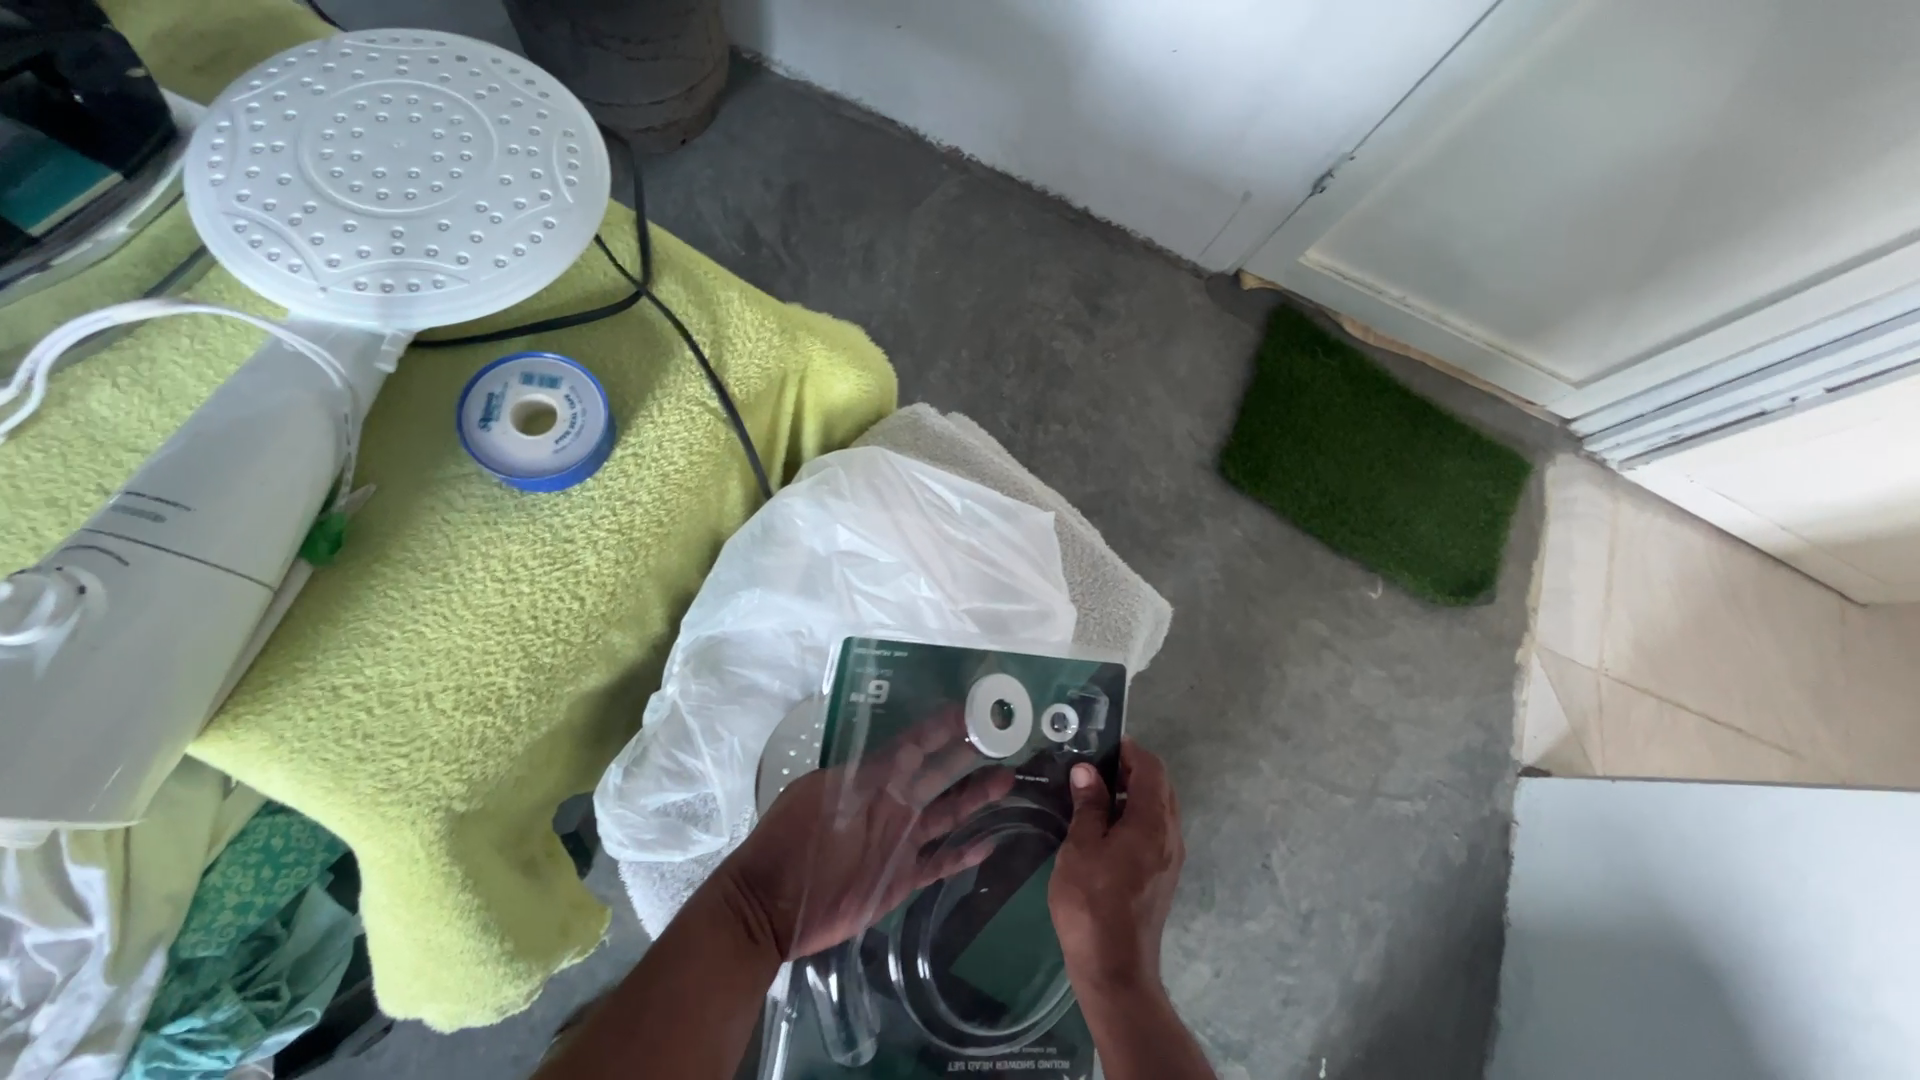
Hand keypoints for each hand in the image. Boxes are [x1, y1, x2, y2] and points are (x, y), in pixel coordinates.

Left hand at [717, 707, 1013, 959]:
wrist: (768, 906)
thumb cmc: (791, 844)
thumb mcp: (826, 798)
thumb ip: (866, 777)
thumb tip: (903, 752)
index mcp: (871, 780)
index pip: (914, 745)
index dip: (942, 728)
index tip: (972, 711)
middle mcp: (892, 805)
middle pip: (939, 774)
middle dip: (969, 755)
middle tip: (1004, 737)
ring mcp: (900, 842)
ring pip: (948, 814)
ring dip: (977, 798)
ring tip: (1009, 778)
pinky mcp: (902, 879)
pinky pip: (940, 862)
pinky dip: (964, 854)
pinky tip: (990, 842)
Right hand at [1048, 738, 1184, 995]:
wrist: (1115, 968)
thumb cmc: (1091, 903)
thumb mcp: (1080, 848)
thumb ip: (1088, 806)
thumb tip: (1087, 771)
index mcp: (1152, 823)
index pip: (1151, 769)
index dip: (1129, 751)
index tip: (1101, 745)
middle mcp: (1171, 835)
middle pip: (1160, 787)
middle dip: (1132, 771)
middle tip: (1094, 769)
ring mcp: (1170, 859)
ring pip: (1159, 810)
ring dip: (1133, 795)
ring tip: (1094, 796)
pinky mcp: (1163, 877)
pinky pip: (1155, 832)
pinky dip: (1135, 818)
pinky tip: (1106, 829)